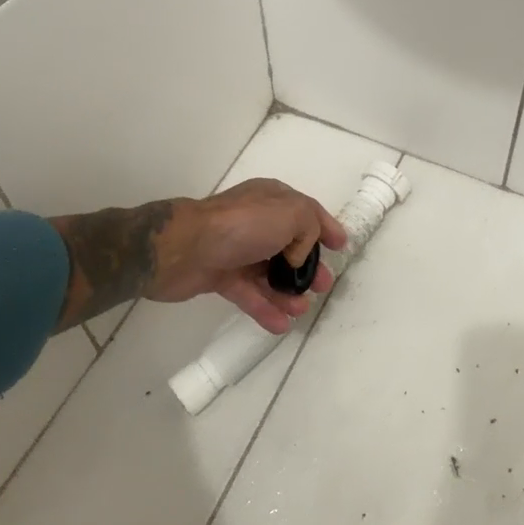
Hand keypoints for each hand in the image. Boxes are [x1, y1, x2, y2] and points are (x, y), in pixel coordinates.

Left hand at [148, 179, 347, 333]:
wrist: (182, 247)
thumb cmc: (242, 224)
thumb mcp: (290, 214)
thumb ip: (308, 230)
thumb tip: (299, 256)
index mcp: (273, 200)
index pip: (307, 211)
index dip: (326, 227)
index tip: (341, 245)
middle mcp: (257, 222)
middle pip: (290, 245)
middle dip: (308, 265)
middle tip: (324, 284)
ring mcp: (237, 249)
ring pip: (269, 273)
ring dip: (288, 292)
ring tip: (303, 310)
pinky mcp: (220, 276)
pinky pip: (249, 293)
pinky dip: (265, 308)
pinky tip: (281, 325)